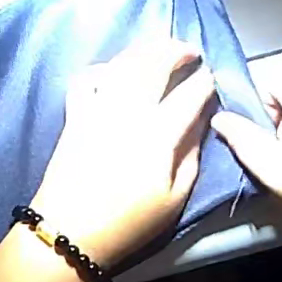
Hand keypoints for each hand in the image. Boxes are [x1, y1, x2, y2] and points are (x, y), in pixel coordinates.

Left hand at [28, 38, 217, 267]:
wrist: (69, 232)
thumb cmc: (129, 222)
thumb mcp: (174, 198)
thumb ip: (192, 156)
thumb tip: (201, 123)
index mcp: (159, 135)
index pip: (190, 95)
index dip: (205, 83)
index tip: (211, 79)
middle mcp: (129, 111)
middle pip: (155, 64)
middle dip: (176, 51)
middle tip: (190, 51)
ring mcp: (98, 108)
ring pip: (123, 63)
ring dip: (145, 50)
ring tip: (160, 49)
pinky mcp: (75, 114)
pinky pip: (87, 77)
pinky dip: (103, 67)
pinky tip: (114, 71)